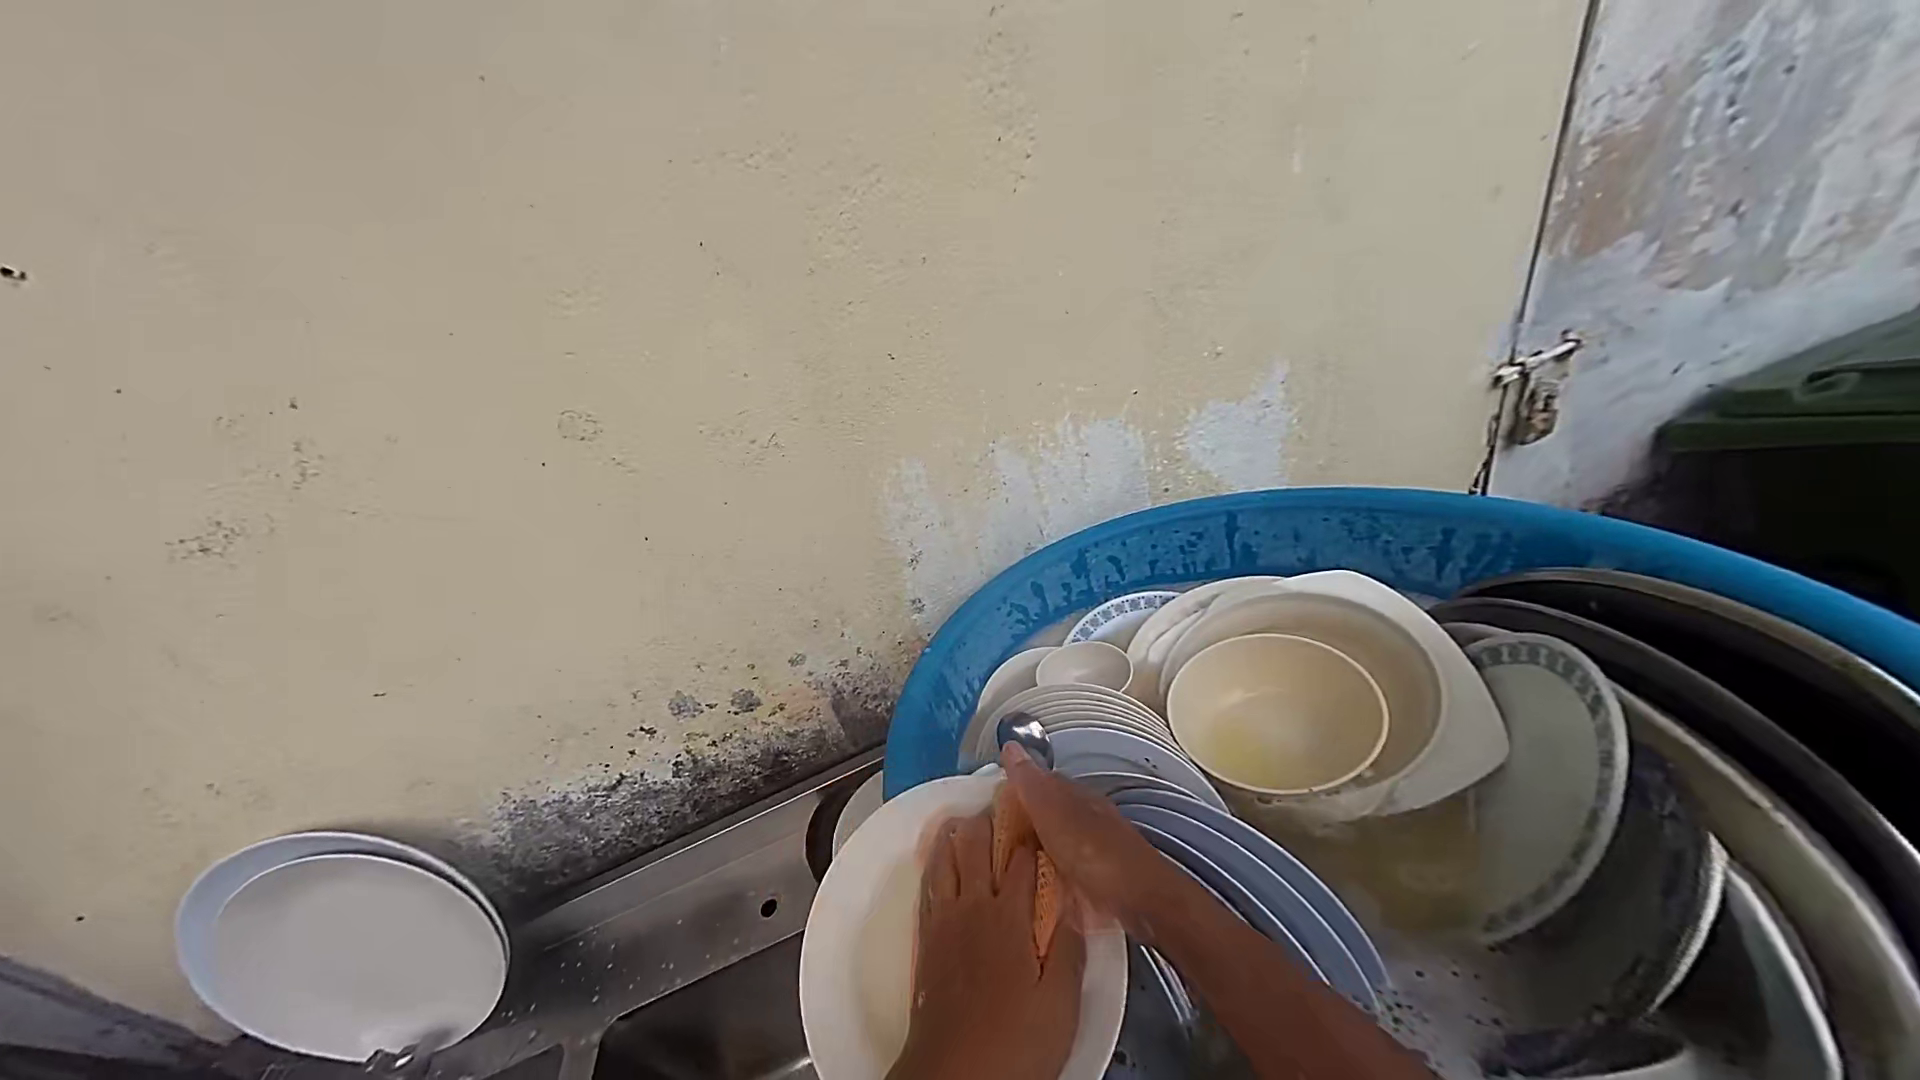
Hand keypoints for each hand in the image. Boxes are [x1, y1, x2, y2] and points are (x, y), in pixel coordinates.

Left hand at [888, 812, 1086, 1079]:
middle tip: (999, 806)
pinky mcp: (927, 937)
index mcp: (1009, 917)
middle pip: (975, 847)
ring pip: (945, 860)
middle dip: (987, 821)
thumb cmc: (1014, 1043)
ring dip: (954, 835)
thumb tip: (1075, 907)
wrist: (954, 1075)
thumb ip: (1069, 951)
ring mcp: (945, 919)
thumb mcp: (1060, 1005)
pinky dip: (933, 863)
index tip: (1040, 819)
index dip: (1032, 837)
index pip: (1021, 861)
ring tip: (962, 819)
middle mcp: (973, 906)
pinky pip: (927, 885)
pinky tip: (938, 859)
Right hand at [999, 743, 1180, 939]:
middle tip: (993, 840)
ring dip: (1037, 847)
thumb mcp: (1054, 814)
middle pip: (1048, 812)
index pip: (1039, 782)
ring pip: (1058, 839)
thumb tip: (1009, 744)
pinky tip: (1040, 884)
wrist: (1142, 901)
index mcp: (1075, 794)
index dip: (1014, 790)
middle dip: (1023, 821)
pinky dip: (1053, 869)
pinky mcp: (1102, 875)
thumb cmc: (1094, 853)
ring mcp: (1096, 846)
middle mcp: (1087, 814)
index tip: (987, 807)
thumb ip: (1031, 784)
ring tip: (1008, 865)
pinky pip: (1068, 865)